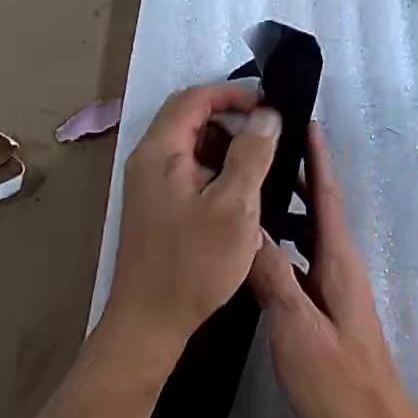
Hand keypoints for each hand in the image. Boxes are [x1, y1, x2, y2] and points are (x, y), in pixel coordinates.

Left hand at [103, 83, 281, 357]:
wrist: (149, 324)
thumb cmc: (193, 264)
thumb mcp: (234, 206)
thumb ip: (251, 154)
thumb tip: (267, 114)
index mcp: (160, 152)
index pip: (194, 98)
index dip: (232, 94)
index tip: (268, 106)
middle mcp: (149, 160)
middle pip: (190, 117)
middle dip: (232, 118)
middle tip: (268, 134)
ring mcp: (150, 184)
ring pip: (192, 144)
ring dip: (226, 144)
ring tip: (261, 163)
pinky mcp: (158, 204)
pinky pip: (189, 168)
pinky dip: (217, 167)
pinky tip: (241, 190)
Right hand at [247, 122, 417, 417]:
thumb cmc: (338, 381)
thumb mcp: (297, 329)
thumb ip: (273, 278)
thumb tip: (250, 227)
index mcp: (338, 260)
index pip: (327, 196)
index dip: (317, 157)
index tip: (305, 122)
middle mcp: (340, 264)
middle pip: (319, 209)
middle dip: (298, 176)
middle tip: (262, 152)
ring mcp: (334, 287)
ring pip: (309, 235)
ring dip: (288, 211)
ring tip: (252, 194)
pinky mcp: (326, 308)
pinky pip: (302, 261)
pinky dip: (283, 246)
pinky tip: (258, 254)